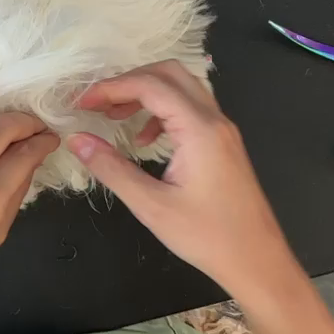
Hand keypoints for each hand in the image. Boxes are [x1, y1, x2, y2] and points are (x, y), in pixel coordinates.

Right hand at [66, 61, 299, 301]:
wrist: (256, 260)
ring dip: (145, 93)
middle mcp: (214, 120)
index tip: (80, 103)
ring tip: (114, 116)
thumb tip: (77, 140)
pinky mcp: (223, 143)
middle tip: (97, 103)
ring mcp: (222, 130)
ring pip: (181, 88)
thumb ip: (111, 168)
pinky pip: (189, 109)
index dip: (110, 88)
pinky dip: (160, 111)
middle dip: (128, 81)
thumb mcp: (150, 205)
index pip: (149, 86)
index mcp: (199, 130)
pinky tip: (143, 140)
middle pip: (169, 74)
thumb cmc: (205, 236)